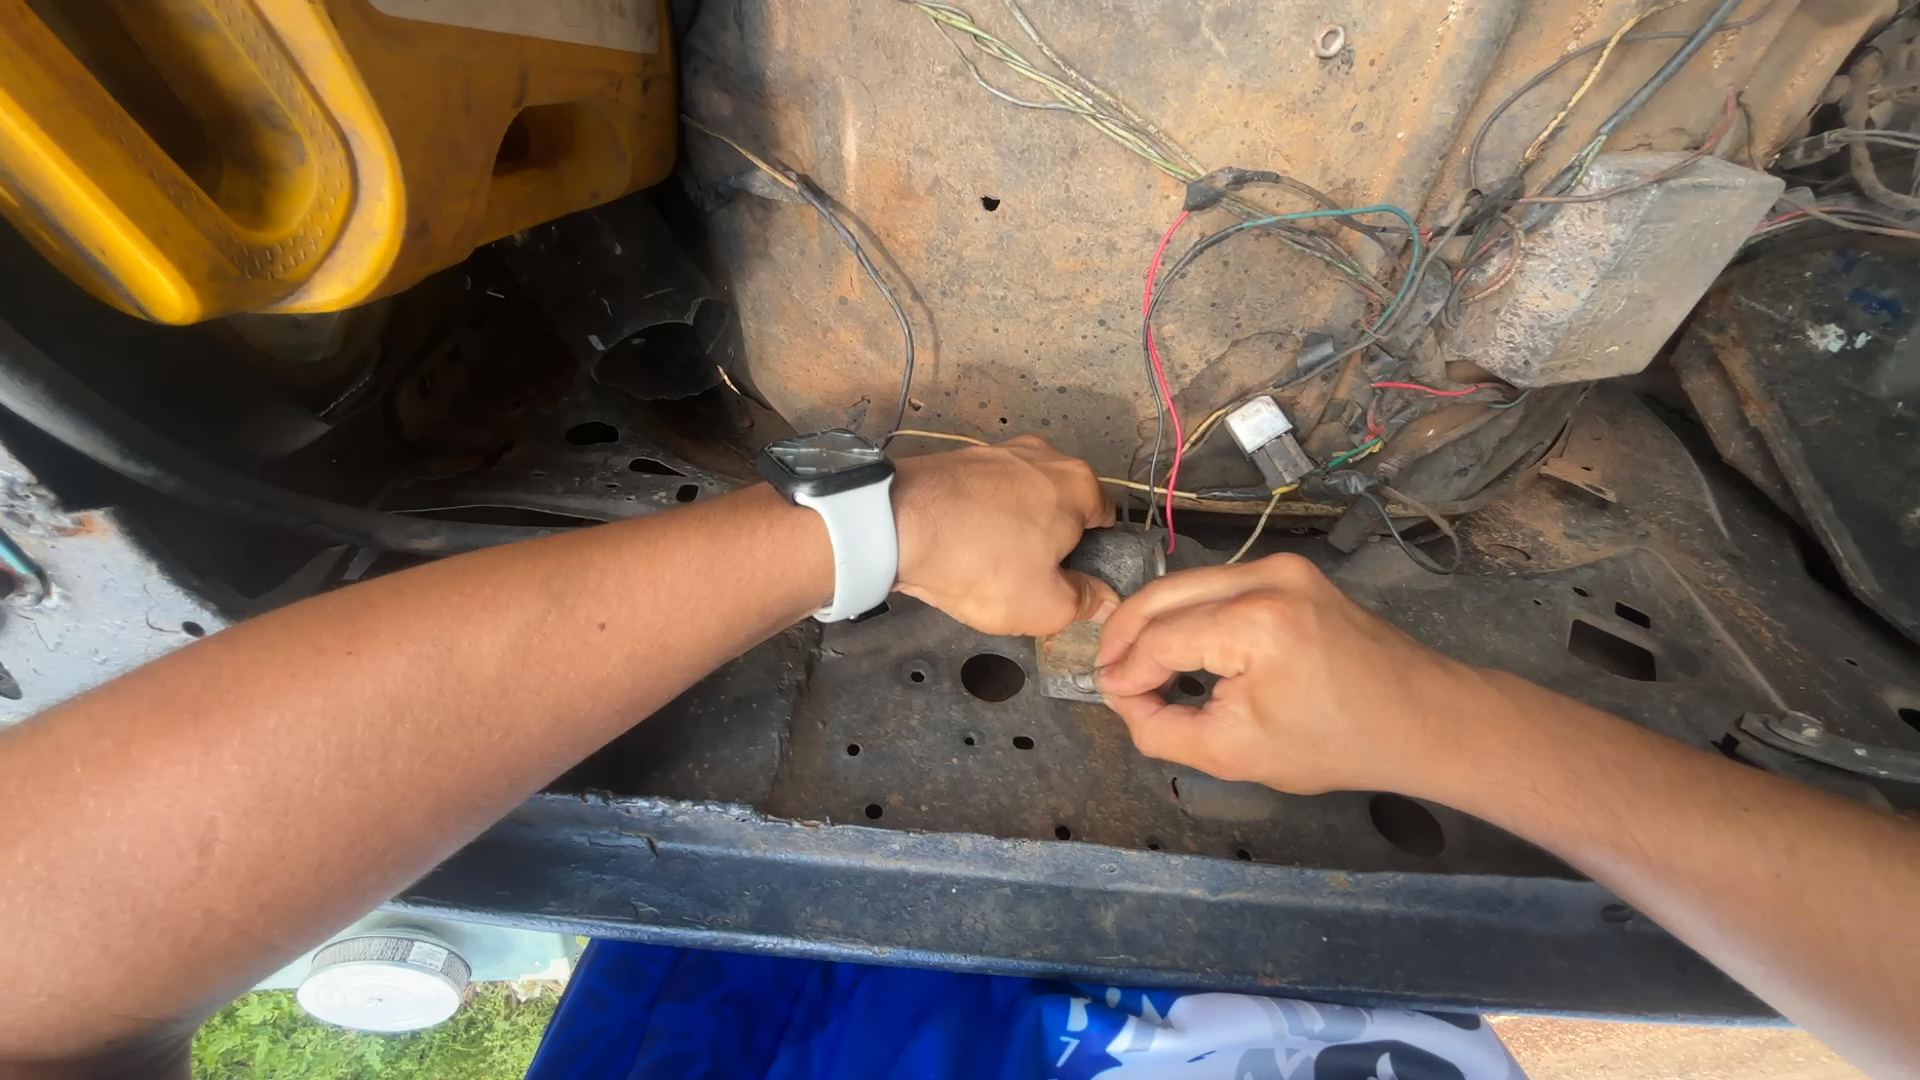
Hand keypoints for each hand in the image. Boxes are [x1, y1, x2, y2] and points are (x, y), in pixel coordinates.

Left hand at [893, 436, 1118, 635]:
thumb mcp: (1045, 606)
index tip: (1071, 584)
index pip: (1107, 523)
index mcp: (1080, 484)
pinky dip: (981, 519)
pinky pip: (986, 495)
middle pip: (1063, 508)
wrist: (897, 525)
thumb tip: (1103, 598)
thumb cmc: (982, 564)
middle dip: (1051, 543)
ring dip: (1014, 531)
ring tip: (989, 566)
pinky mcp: (962, 458)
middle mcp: (1045, 456)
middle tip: (1029, 580)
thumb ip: (1085, 603)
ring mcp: (1000, 452)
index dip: (1093, 558)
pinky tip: (963, 545)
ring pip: (1022, 501)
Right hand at [1094, 554, 1498, 794]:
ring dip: (1151, 621)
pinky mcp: (1288, 569)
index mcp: (1256, 623)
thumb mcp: (1235, 754)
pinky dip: (1185, 612)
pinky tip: (1174, 642)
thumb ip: (1160, 730)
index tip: (1108, 696)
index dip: (1126, 670)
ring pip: (1185, 584)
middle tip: (1106, 671)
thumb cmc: (1334, 745)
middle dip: (1124, 634)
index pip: (1162, 638)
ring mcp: (1280, 565)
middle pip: (1164, 595)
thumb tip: (1123, 697)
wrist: (1422, 718)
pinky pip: (1214, 586)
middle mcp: (1265, 576)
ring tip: (1132, 660)